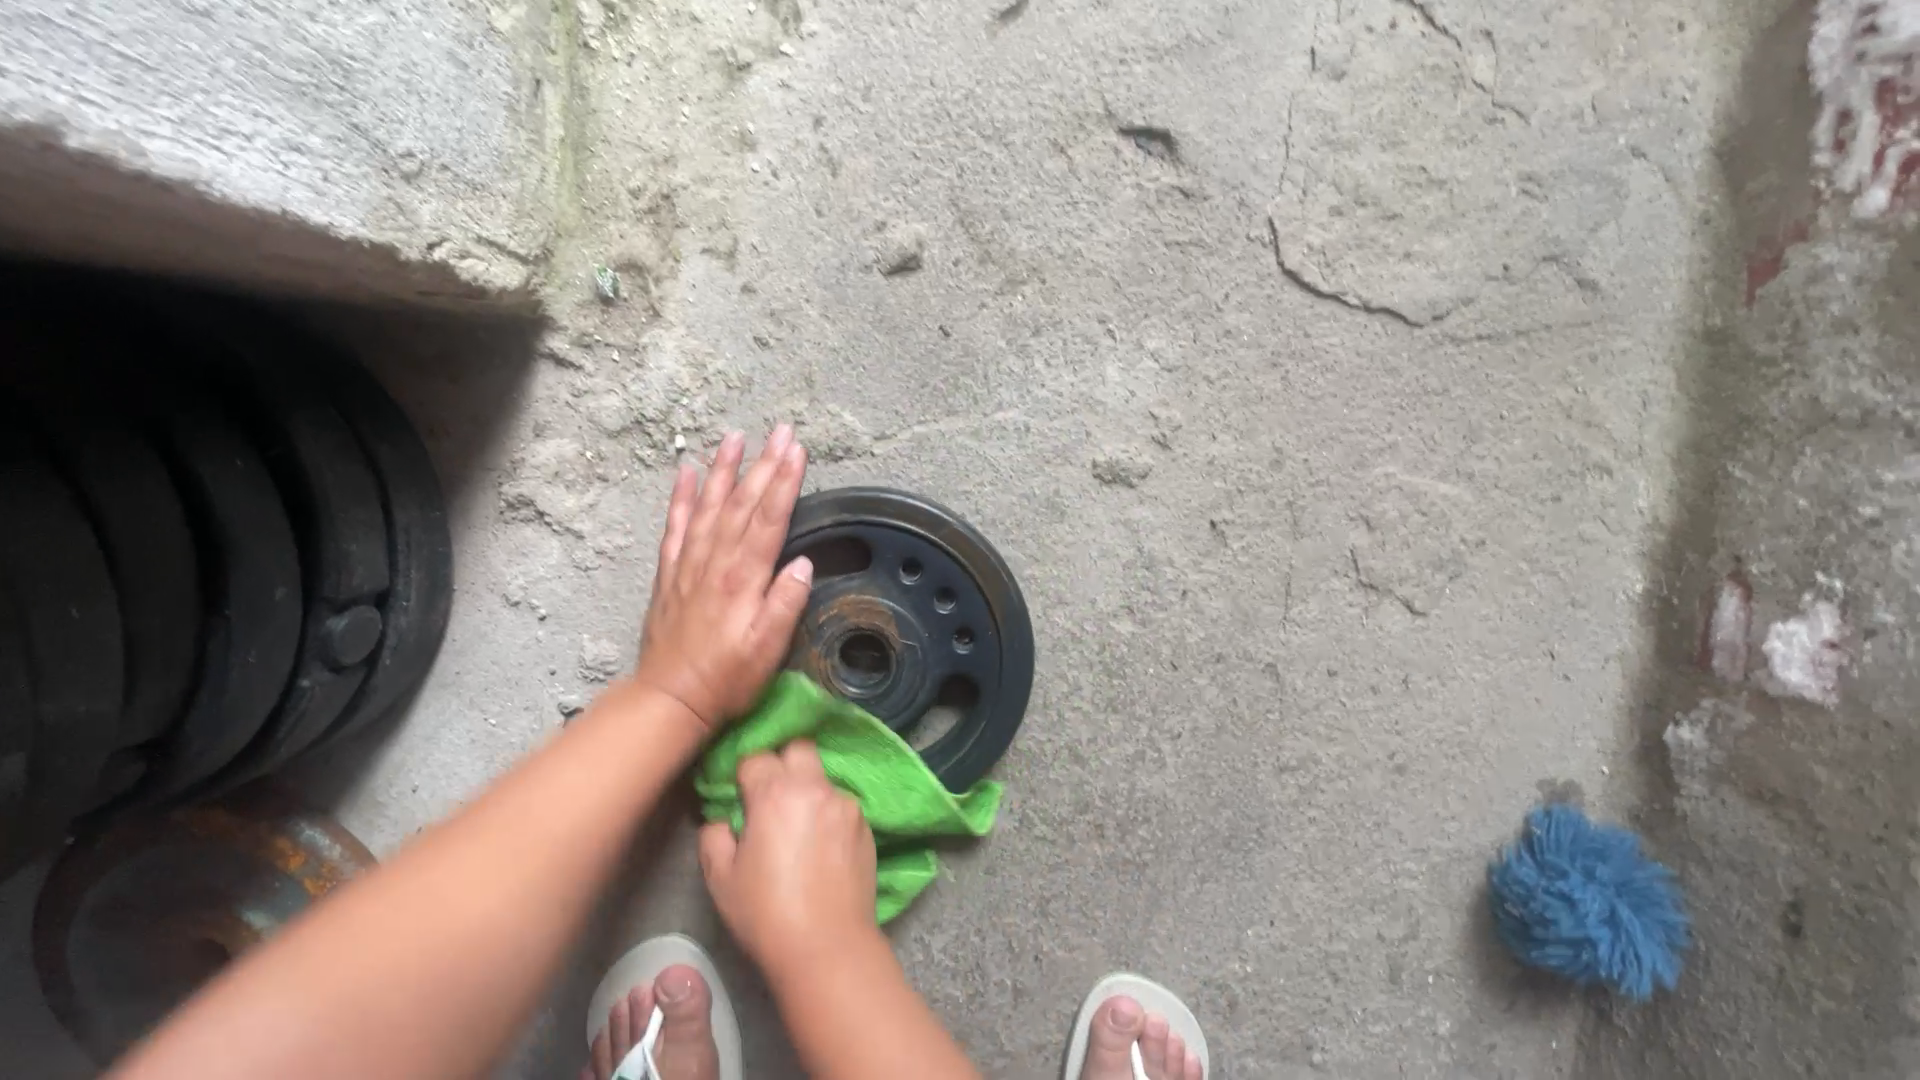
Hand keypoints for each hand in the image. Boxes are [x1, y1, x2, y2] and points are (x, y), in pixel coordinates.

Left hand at [631, 426, 811, 731]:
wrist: (670, 697)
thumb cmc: (727, 677)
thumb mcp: (768, 649)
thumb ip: (785, 603)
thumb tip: (802, 563)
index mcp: (743, 579)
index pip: (769, 520)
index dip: (785, 483)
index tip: (797, 451)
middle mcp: (715, 562)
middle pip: (743, 504)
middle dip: (764, 465)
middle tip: (779, 431)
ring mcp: (689, 564)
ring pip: (709, 506)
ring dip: (724, 470)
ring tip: (735, 437)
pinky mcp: (670, 573)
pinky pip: (676, 526)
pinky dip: (682, 497)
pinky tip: (688, 473)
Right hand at [698, 742, 878, 974]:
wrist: (828, 946)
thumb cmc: (766, 913)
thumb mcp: (721, 878)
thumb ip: (714, 836)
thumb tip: (723, 819)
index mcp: (775, 794)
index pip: (757, 757)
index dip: (744, 774)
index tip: (739, 795)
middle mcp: (815, 789)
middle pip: (799, 748)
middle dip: (782, 762)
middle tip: (770, 795)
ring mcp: (846, 805)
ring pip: (823, 778)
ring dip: (807, 790)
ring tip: (797, 827)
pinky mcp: (865, 826)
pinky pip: (840, 805)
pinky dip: (827, 814)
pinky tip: (821, 846)